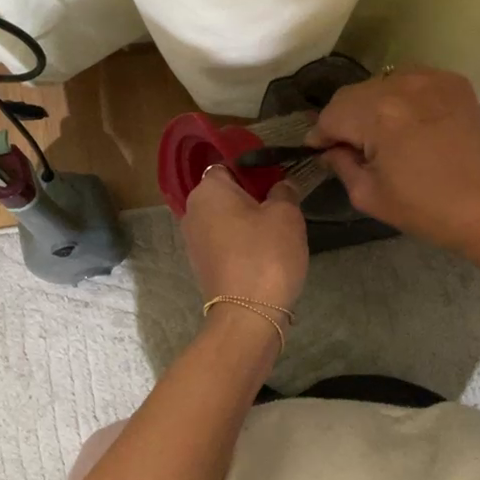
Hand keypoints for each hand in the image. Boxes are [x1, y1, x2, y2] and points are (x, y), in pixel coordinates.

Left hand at [179, 167, 306, 309]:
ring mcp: (193, 240)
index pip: (228, 166)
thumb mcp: (286, 214)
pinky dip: (240, 243)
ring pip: (225, 219)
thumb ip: (284, 191)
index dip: (253, 170)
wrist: (248, 314)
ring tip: (276, 233)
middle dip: (251, 197)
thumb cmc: (266, 254)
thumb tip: (280, 186)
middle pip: (225, 193)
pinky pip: (223, 242)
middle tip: (281, 207)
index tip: (277, 181)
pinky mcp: (201, 265)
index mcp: (208, 190)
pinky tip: (263, 254)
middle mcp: (192, 211)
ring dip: (247, 222)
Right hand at [307, 66, 479, 255]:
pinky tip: (409, 121)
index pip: (331, 114)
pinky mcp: (453, 82)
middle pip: (353, 94)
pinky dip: (402, 96)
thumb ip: (341, 165)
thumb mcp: (368, 194)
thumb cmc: (425, 208)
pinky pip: (411, 80)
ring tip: (382, 133)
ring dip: (373, 105)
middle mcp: (401, 86)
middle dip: (345, 119)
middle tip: (350, 146)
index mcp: (377, 114)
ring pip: (381, 83)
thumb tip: (330, 150)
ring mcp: (431, 79)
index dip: (321, 135)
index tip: (320, 151)